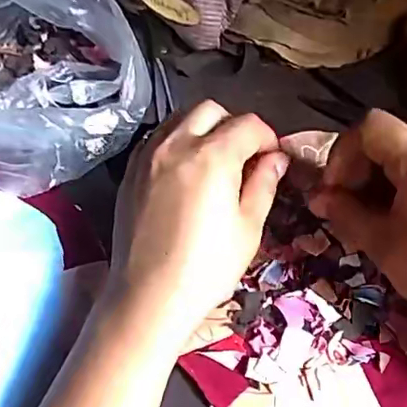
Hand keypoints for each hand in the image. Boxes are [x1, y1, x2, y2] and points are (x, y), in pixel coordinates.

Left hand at [107, 101, 286, 349]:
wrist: (150, 296)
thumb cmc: (206, 269)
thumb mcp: (248, 228)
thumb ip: (263, 185)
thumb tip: (275, 160)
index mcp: (213, 157)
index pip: (249, 125)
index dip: (269, 138)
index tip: (274, 158)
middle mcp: (176, 145)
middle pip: (212, 110)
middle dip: (234, 126)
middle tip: (246, 158)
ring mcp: (148, 157)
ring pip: (180, 119)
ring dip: (204, 130)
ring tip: (216, 164)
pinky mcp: (130, 173)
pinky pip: (158, 140)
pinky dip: (178, 143)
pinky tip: (187, 174)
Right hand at [309, 109, 406, 339]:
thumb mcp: (383, 244)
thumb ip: (346, 213)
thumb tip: (320, 198)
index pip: (370, 127)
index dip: (341, 155)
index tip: (333, 193)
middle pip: (387, 138)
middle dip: (358, 170)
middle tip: (345, 210)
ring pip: (404, 155)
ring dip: (378, 181)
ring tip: (368, 221)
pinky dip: (401, 187)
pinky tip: (396, 222)